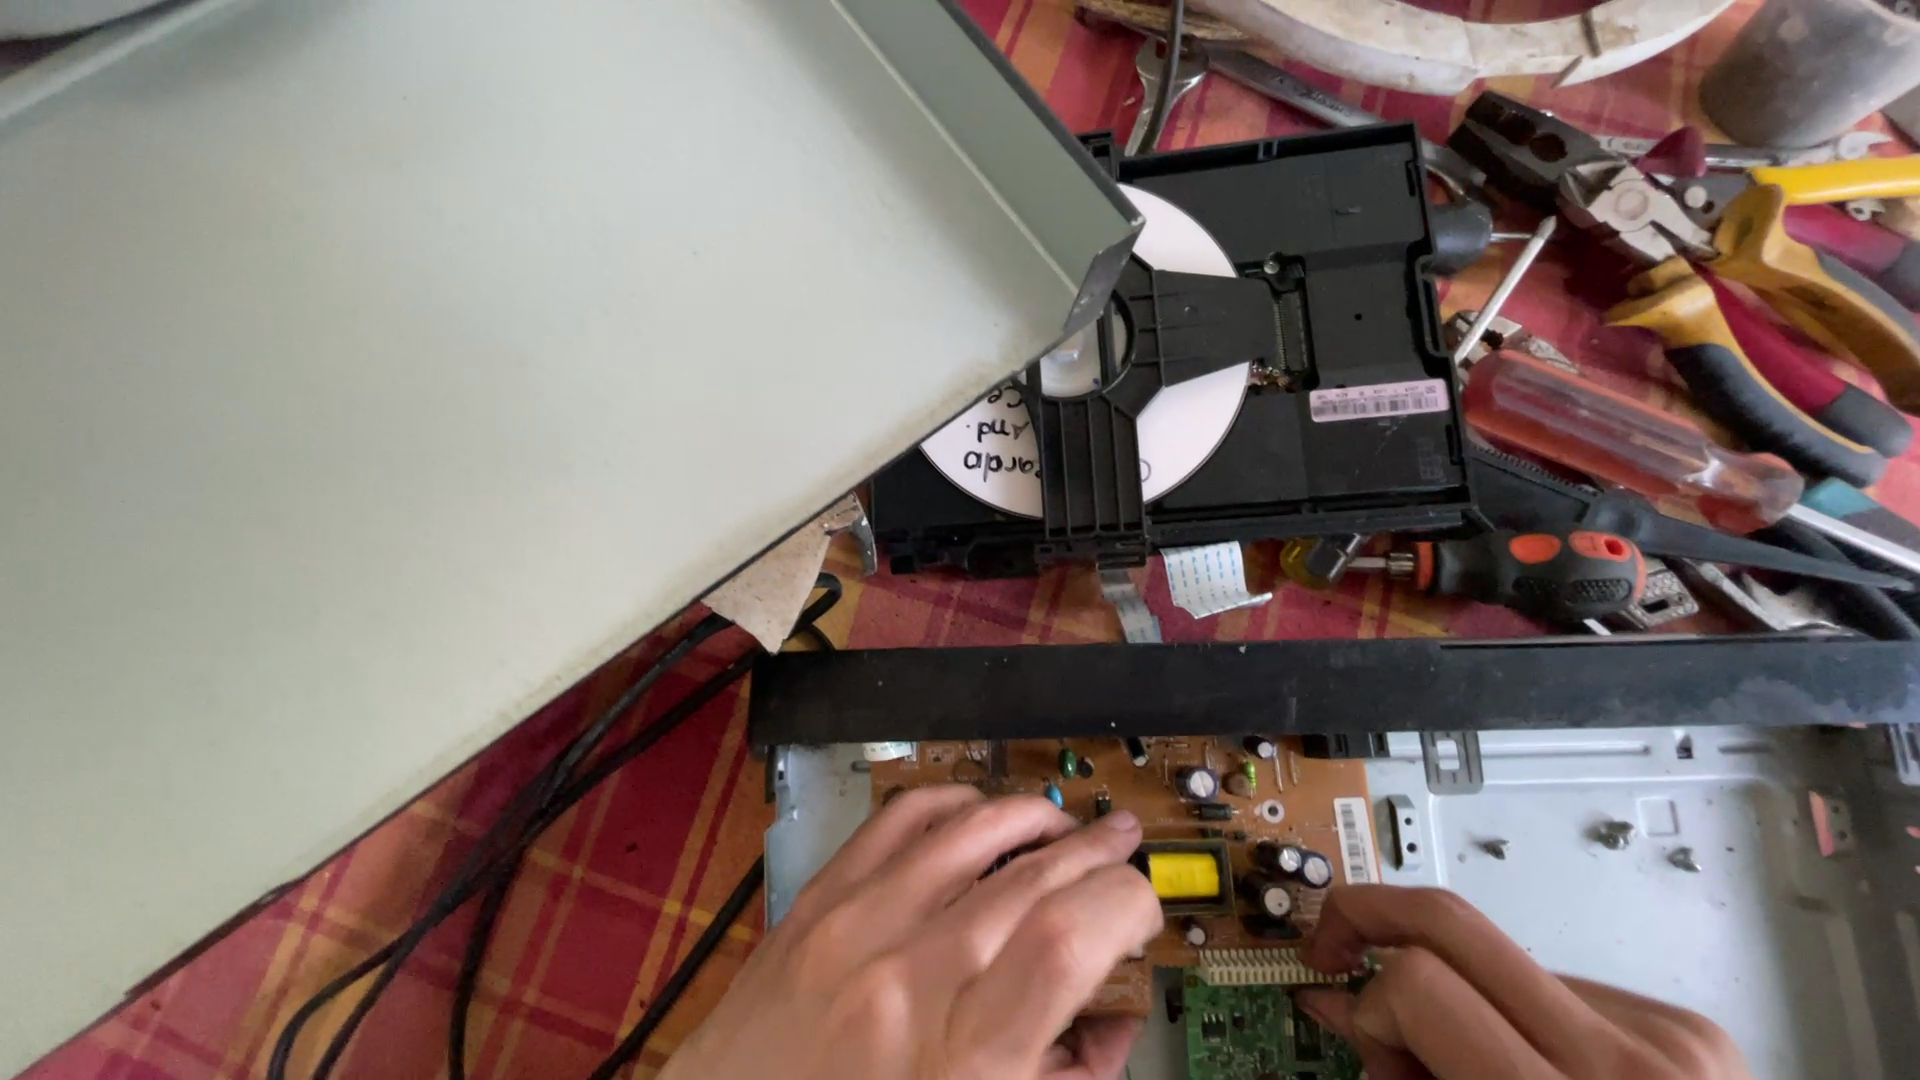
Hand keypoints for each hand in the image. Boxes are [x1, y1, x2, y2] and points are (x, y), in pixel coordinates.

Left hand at [661, 785, 1162, 1079]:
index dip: (1123, 906)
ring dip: (1033, 816)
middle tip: (1122, 844)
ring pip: (972, 827)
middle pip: (1031, 875)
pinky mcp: (821, 896)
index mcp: (959, 1059)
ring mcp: (857, 924)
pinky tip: (980, 812)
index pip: (1066, 938)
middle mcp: (908, 978)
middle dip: (1094, 852)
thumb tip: (1114, 1015)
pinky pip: (901, 816)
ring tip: (1064, 825)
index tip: (1135, 912)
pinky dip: (954, 802)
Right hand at [1294, 885, 1751, 1079]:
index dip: (1370, 1004)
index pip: (1420, 984)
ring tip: (1473, 1066)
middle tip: (1336, 947)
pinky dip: (1518, 1016)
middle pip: (1451, 921)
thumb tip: (1331, 1001)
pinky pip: (1554, 982)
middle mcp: (1625, 1068)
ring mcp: (1668, 1040)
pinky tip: (1538, 1073)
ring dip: (1455, 994)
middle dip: (1371, 916)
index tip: (1360, 1035)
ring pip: (1494, 955)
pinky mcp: (1690, 1029)